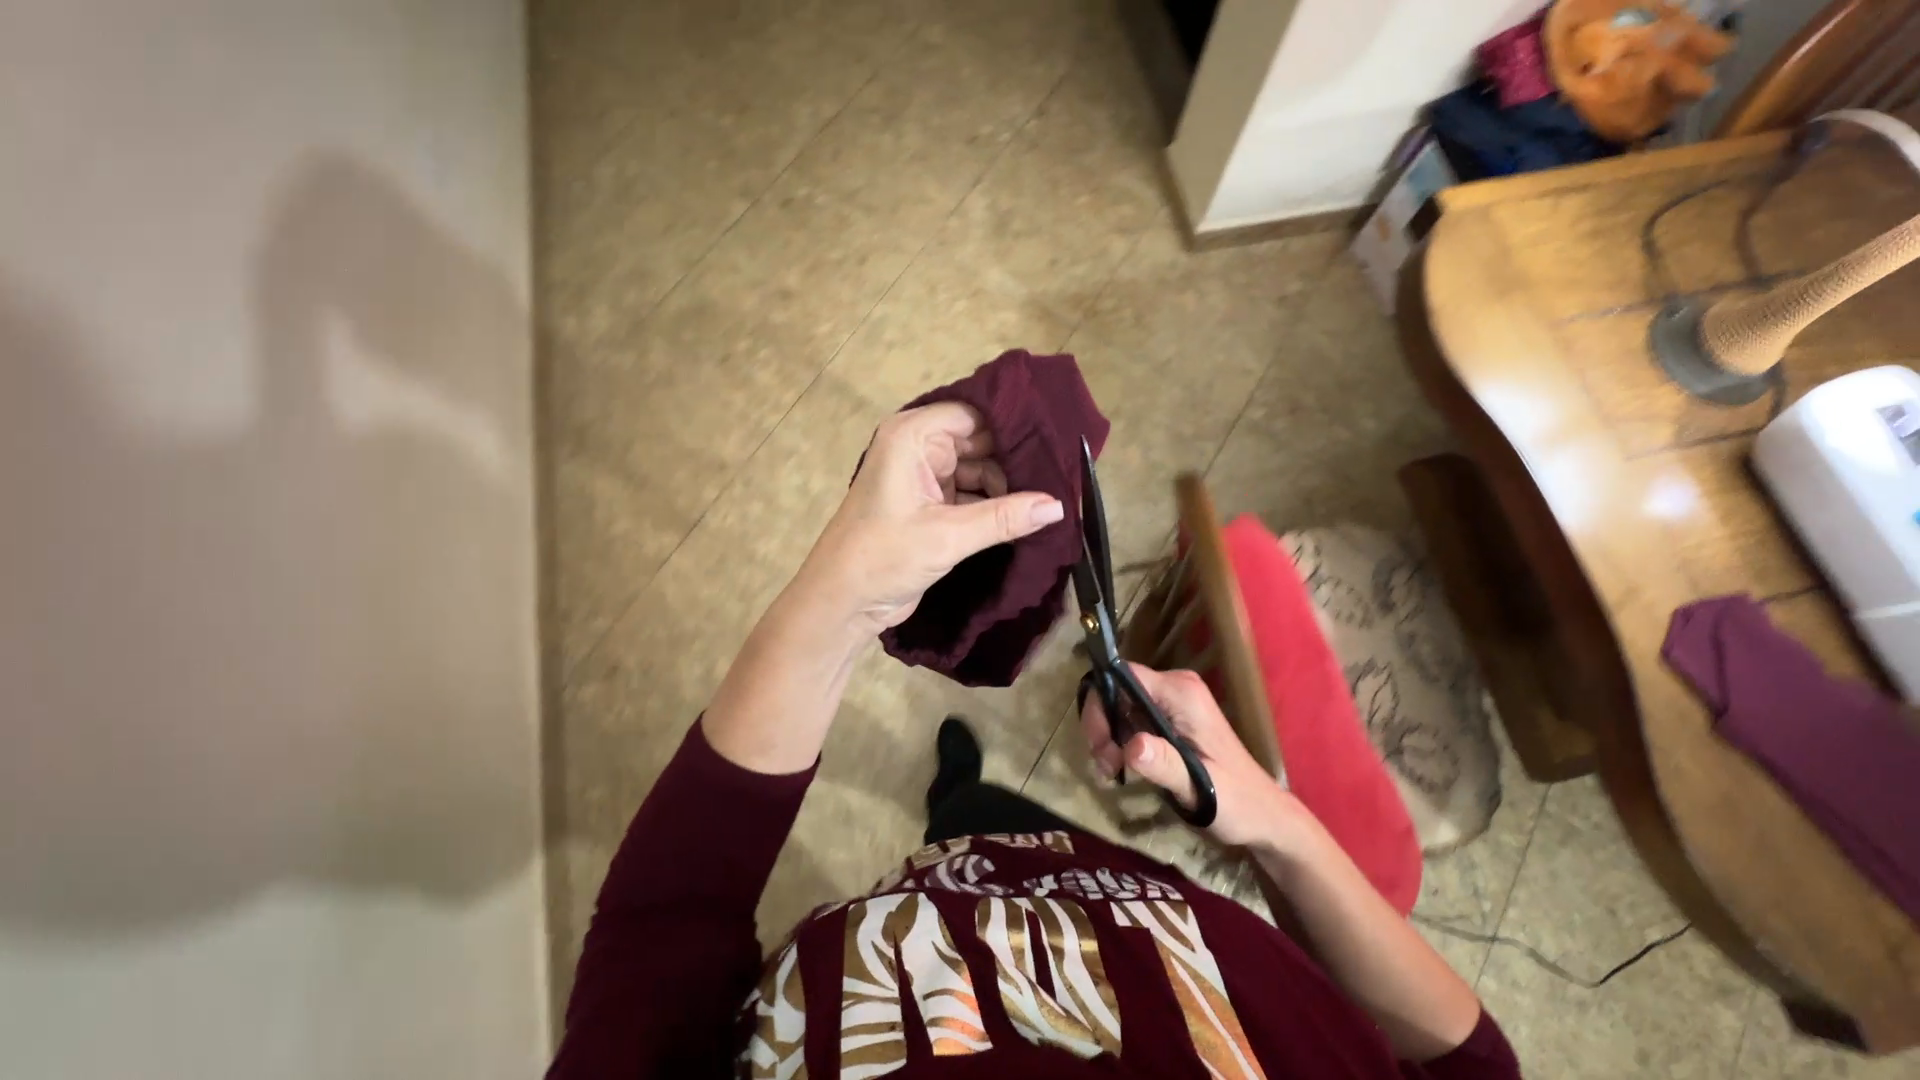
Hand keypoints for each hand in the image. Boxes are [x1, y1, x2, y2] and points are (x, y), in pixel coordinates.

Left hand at [796, 402, 1064, 635]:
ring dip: (1008, 486)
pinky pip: (971, 494)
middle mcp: (917, 447)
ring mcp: (923, 477)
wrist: (840, 603)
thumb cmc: (881, 557)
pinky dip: (994, 505)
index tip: (1055, 438)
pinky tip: (1029, 515)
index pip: (974, 414)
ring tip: (1054, 496)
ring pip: (978, 469)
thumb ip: (1004, 518)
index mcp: (911, 436)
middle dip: (1015, 459)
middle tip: (1063, 472)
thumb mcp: (947, 536)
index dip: (1013, 425)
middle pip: (979, 441)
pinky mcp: (930, 505)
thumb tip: (1059, 506)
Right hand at [1081, 664, 1313, 849]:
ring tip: (1115, 772)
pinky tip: (1125, 767)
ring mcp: (1174, 700)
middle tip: (1107, 767)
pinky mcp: (1171, 715)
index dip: (1101, 704)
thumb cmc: (1235, 803)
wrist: (1264, 816)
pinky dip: (1121, 740)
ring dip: (1109, 736)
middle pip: (1117, 689)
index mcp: (1182, 693)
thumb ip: (1164, 764)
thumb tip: (1131, 746)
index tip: (1100, 747)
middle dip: (1103, 726)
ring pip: (1120, 704)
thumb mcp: (1197, 788)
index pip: (1123, 676)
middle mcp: (1176, 686)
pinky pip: (1132, 716)